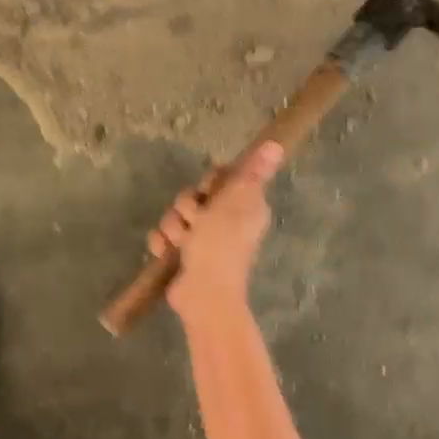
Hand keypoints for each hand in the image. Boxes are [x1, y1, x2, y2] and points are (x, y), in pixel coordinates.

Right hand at [149, 141, 285, 319]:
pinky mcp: (184, 256)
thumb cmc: (221, 245)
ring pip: (176, 216)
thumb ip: (251, 173)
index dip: (210, 181)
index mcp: (246, 206)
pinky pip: (164, 237)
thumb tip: (275, 144)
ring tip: (180, 243)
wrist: (203, 294)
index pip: (223, 178)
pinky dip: (163, 245)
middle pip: (195, 195)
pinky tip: (166, 254)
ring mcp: (203, 240)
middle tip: (195, 220)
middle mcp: (227, 221)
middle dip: (187, 207)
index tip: (209, 191)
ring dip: (173, 227)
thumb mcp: (236, 202)